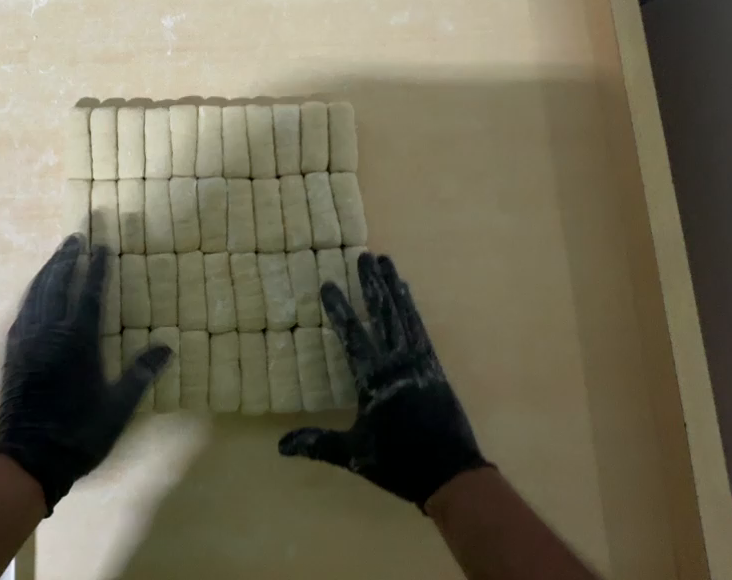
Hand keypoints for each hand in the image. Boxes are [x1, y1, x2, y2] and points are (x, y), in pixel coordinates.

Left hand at [0, 234, 170, 512]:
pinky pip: (23, 309)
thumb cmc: (79, 433)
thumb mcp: (118, 407)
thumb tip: (167, 347)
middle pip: (59, 283)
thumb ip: (141, 373)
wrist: (30, 459)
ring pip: (37, 292)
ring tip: (59, 252)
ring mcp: (28, 339)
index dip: (98, 267)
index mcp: (78, 340)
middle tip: (76, 237)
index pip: (91, 292)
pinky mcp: (13, 351)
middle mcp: (50, 331)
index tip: (103, 246)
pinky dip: (32, 291)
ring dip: (49, 269)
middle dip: (69, 257)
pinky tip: (36, 289)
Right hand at [278, 253, 489, 508]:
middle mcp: (397, 363)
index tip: (327, 284)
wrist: (452, 476)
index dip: (339, 310)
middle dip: (371, 285)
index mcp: (375, 381)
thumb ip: (318, 442)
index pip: (352, 337)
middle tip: (363, 256)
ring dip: (393, 287)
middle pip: (382, 316)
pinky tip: (406, 290)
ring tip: (385, 261)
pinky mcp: (434, 365)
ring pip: (403, 316)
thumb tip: (280, 445)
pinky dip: (411, 306)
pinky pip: (420, 328)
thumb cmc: (399, 462)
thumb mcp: (354, 454)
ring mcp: (418, 361)